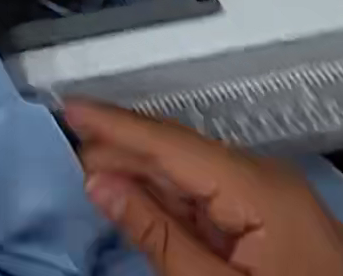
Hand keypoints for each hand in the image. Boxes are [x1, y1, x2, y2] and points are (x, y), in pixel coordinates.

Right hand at [64, 101, 342, 275]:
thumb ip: (157, 234)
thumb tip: (98, 181)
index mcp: (258, 186)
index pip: (167, 140)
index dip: (113, 123)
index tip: (67, 107)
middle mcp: (265, 179)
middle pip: (176, 151)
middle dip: (122, 150)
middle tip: (70, 155)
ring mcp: (273, 202)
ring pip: (190, 173)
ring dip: (142, 175)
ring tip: (96, 176)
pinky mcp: (275, 226)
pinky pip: (209, 199)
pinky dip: (171, 201)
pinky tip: (142, 203)